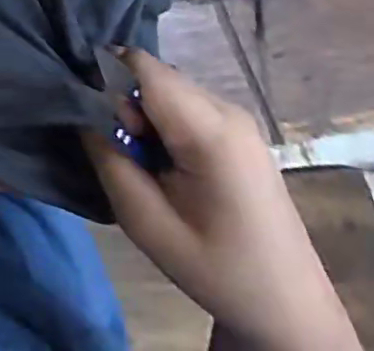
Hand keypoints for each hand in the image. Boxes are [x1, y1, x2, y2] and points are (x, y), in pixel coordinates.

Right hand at [82, 49, 358, 350]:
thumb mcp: (144, 220)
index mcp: (209, 130)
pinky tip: (169, 163)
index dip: (108, 81)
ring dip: (144, 112)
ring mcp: (238, 117)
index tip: (103, 124)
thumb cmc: (215, 268)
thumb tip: (83, 109)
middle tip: (128, 152)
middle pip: (154, 74)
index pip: (141, 65)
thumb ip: (107, 155)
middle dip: (126, 100)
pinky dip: (163, 119)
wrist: (290, 309)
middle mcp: (227, 109)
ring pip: (167, 85)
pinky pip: (184, 101)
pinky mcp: (239, 130)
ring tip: (148, 161)